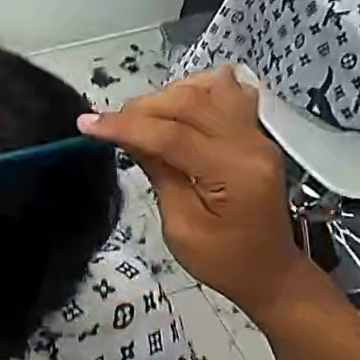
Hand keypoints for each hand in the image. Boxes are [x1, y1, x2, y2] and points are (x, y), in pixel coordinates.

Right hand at [79, 66, 309, 316]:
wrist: (270, 271)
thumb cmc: (225, 262)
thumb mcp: (181, 228)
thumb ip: (159, 173)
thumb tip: (129, 136)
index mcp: (235, 174)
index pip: (173, 135)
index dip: (127, 126)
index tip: (89, 124)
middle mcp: (252, 144)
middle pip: (191, 103)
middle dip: (143, 108)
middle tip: (110, 123)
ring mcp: (258, 135)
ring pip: (209, 88)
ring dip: (168, 95)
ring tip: (142, 118)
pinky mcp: (256, 134)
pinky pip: (227, 94)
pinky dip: (197, 90)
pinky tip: (177, 105)